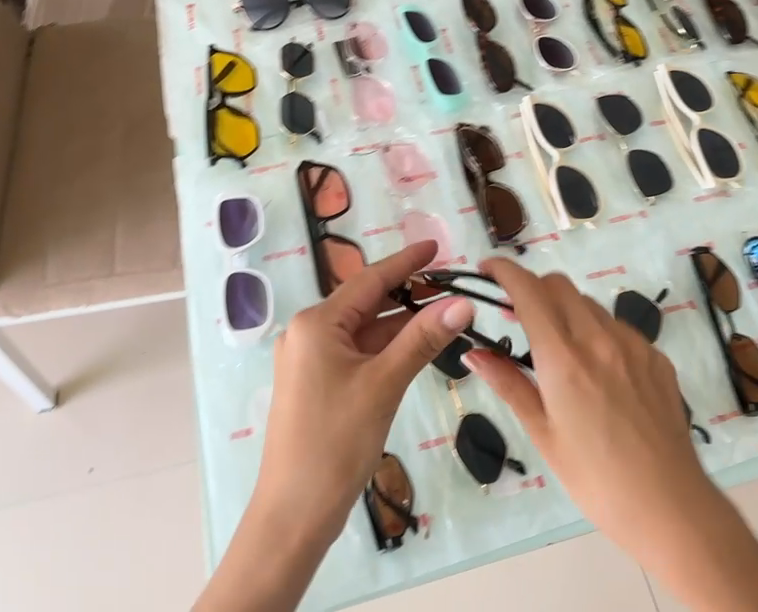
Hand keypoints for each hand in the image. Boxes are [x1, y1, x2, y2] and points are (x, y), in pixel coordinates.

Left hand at [196, 240, 471, 611]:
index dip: (406, 262)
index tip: (437, 245)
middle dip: (408, 294)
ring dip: (400, 325)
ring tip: (444, 312)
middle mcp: (308, 333)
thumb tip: (462, 301)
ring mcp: (310, 361)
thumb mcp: (384, 385)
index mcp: (316, 323)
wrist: (294, 512)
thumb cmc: (336, 441)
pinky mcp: (316, 385)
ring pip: (364, 331)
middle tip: (451, 282)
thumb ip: (422, 339)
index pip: (369, 280)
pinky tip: (416, 347)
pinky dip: (386, 349)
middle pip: (366, 303)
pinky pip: (357, 354)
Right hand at [467, 259, 710, 555]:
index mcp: (563, 358)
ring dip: (566, 310)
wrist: (670, 506)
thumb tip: (473, 353)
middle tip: (517, 316)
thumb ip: (509, 384)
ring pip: (590, 305)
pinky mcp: (657, 358)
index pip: (528, 290)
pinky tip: (598, 372)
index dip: (503, 270)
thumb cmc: (594, 478)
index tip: (487, 269)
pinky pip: (619, 329)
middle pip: (559, 285)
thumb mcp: (543, 434)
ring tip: (558, 350)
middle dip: (533, 288)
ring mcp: (633, 345)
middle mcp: (599, 339)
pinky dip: (598, 333)